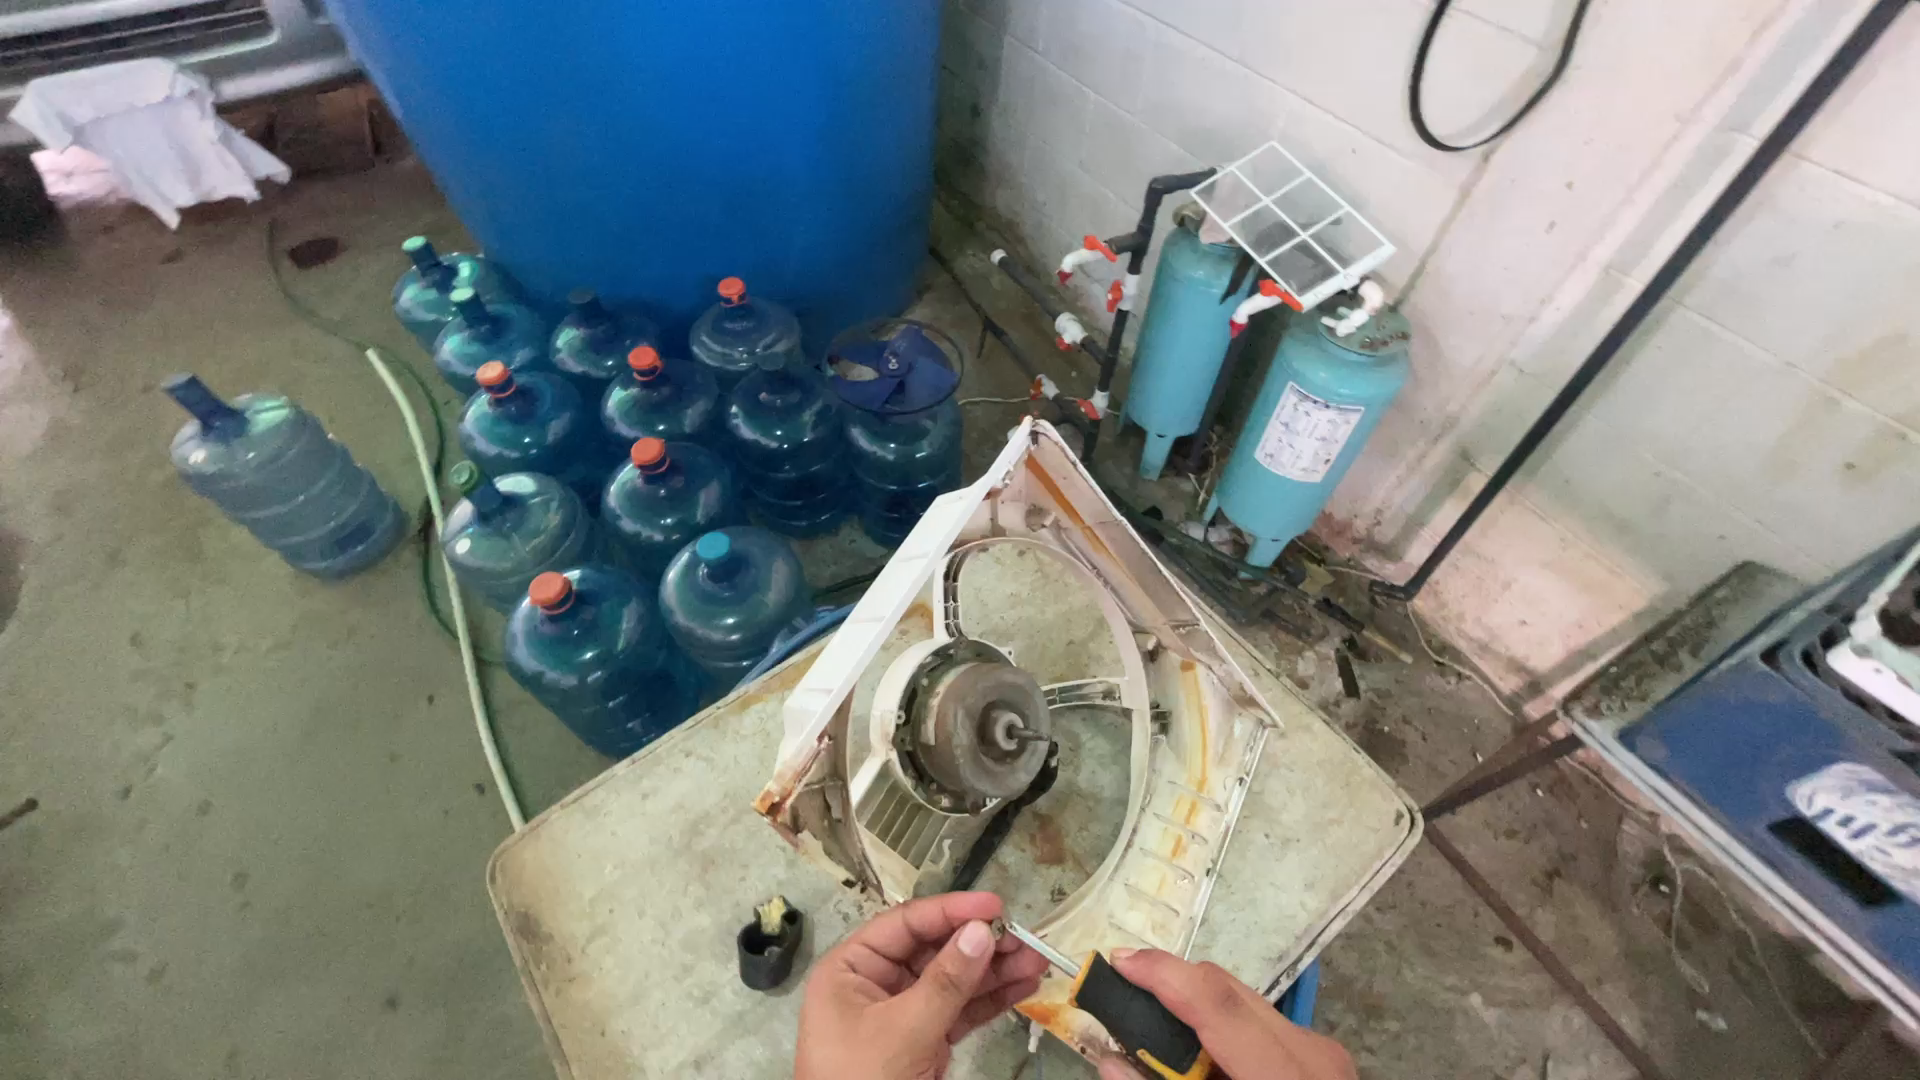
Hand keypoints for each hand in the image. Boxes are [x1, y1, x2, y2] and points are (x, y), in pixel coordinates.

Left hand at [794, 891, 1050, 1079]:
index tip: (996, 906)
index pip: (907, 923)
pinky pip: (959, 1011)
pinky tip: (1023, 987)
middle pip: (935, 949)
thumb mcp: (902, 1031)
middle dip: (981, 944)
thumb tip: (982, 931)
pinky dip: (990, 1001)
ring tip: (1037, 960)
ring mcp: (902, 1013)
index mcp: (853, 967)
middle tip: (1025, 938)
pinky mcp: (923, 1042)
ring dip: (995, 971)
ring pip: (954, 980)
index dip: (952, 910)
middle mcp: (876, 982)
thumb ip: (945, 981)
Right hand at [1095, 949, 1355, 1079]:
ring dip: (1194, 1003)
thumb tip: (1110, 1063)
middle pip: (1227, 990)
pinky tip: (1203, 1052)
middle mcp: (1313, 1055)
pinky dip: (1221, 1024)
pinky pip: (1259, 1019)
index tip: (1118, 960)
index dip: (1166, 975)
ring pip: (1242, 999)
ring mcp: (1323, 1053)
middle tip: (1123, 989)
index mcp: (1286, 1079)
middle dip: (1170, 982)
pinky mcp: (1323, 1058)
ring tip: (1157, 1022)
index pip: (1219, 1005)